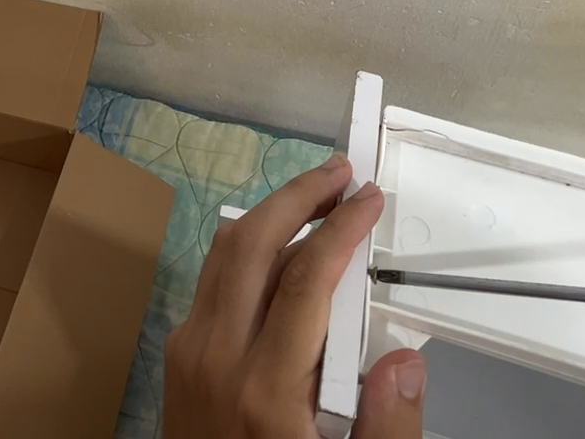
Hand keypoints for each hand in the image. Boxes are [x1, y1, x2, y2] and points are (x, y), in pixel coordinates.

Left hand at [165, 154, 426, 437]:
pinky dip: (247, 244)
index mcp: (265, 390)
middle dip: (298, 196)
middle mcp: (216, 354)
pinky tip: (279, 243)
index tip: (369, 198)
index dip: (341, 227)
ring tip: (315, 194)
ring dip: (270, 212)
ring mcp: (189, 348)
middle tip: (340, 173)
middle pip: (253, 242)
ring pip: (225, 250)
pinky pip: (213, 276)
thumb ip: (387, 431)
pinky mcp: (179, 350)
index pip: (307, 277)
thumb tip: (406, 359)